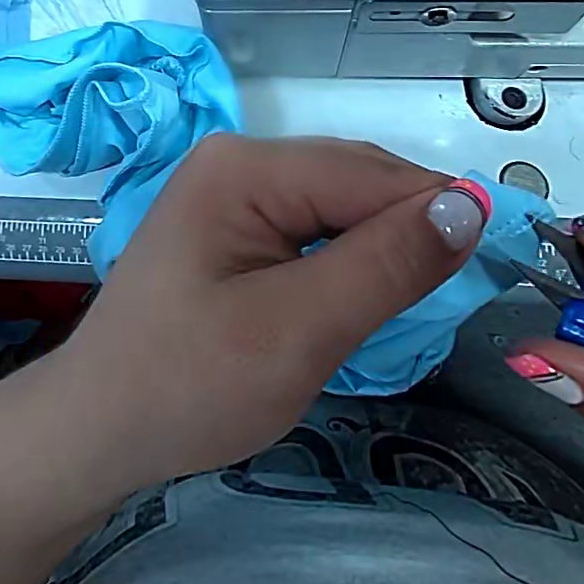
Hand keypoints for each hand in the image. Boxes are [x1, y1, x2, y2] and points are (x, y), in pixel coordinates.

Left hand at [0, 136, 480, 583]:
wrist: (97, 427)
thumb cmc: (186, 384)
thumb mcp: (297, 331)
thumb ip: (385, 265)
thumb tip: (467, 205)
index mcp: (244, 166)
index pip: (367, 175)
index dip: (432, 213)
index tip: (486, 262)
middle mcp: (239, 157)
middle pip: (354, 178)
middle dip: (404, 228)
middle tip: (438, 294)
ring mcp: (234, 185)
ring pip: (340, 199)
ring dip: (378, 240)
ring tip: (402, 294)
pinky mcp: (235, 217)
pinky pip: (314, 219)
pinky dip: (347, 250)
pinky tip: (356, 284)